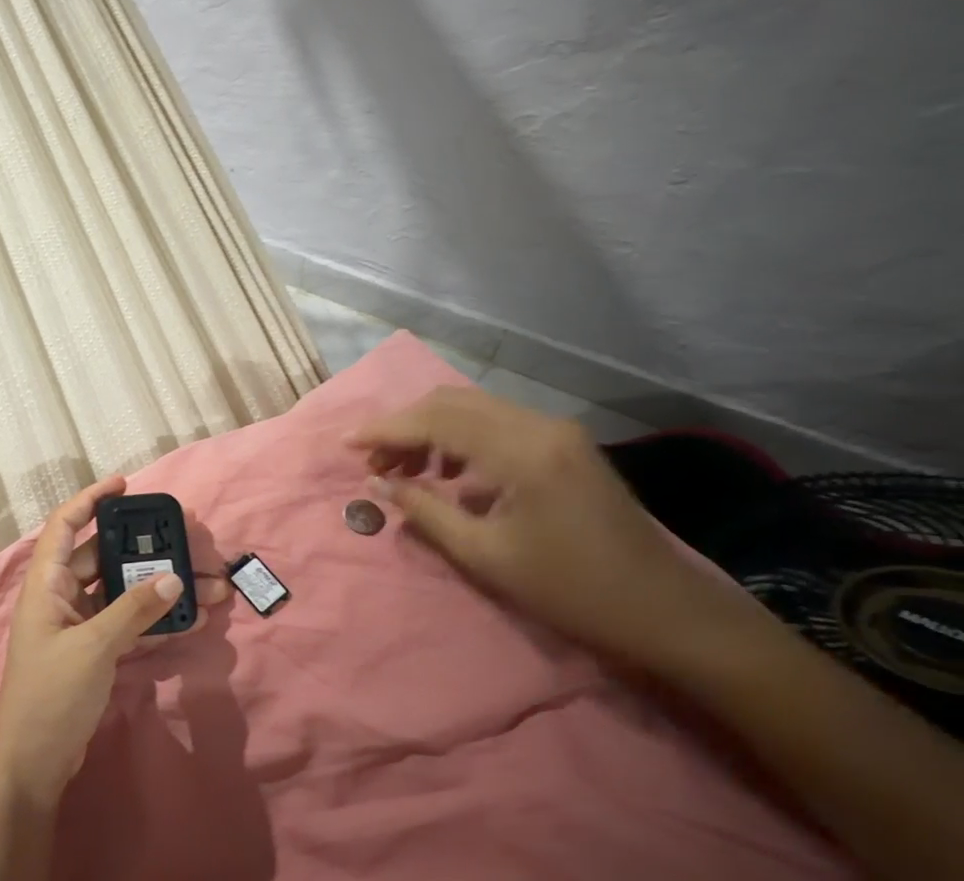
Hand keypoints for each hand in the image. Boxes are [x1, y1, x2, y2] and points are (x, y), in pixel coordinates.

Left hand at [0, 474, 229, 806]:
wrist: (33, 761)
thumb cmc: (51, 693)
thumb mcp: (93, 646)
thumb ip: (133, 610)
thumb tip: (173, 576)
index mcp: (46, 583)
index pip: (65, 525)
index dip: (90, 500)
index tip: (124, 484)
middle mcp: (59, 596)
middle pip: (101, 556)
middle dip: (141, 546)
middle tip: (183, 536)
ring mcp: (76, 625)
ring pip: (119, 591)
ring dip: (157, 586)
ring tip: (205, 581)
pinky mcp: (91, 652)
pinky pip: (125, 622)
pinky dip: (153, 617)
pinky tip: (191, 616)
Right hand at [347, 387, 756, 668]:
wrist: (666, 611)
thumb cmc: (572, 590)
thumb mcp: (486, 556)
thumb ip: (425, 512)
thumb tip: (378, 485)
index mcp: (522, 450)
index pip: (436, 419)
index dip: (385, 429)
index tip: (346, 444)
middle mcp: (539, 425)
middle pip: (452, 402)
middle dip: (404, 426)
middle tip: (372, 462)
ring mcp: (556, 432)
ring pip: (473, 409)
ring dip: (430, 430)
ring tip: (401, 470)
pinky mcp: (565, 446)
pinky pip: (496, 424)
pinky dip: (459, 438)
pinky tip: (444, 472)